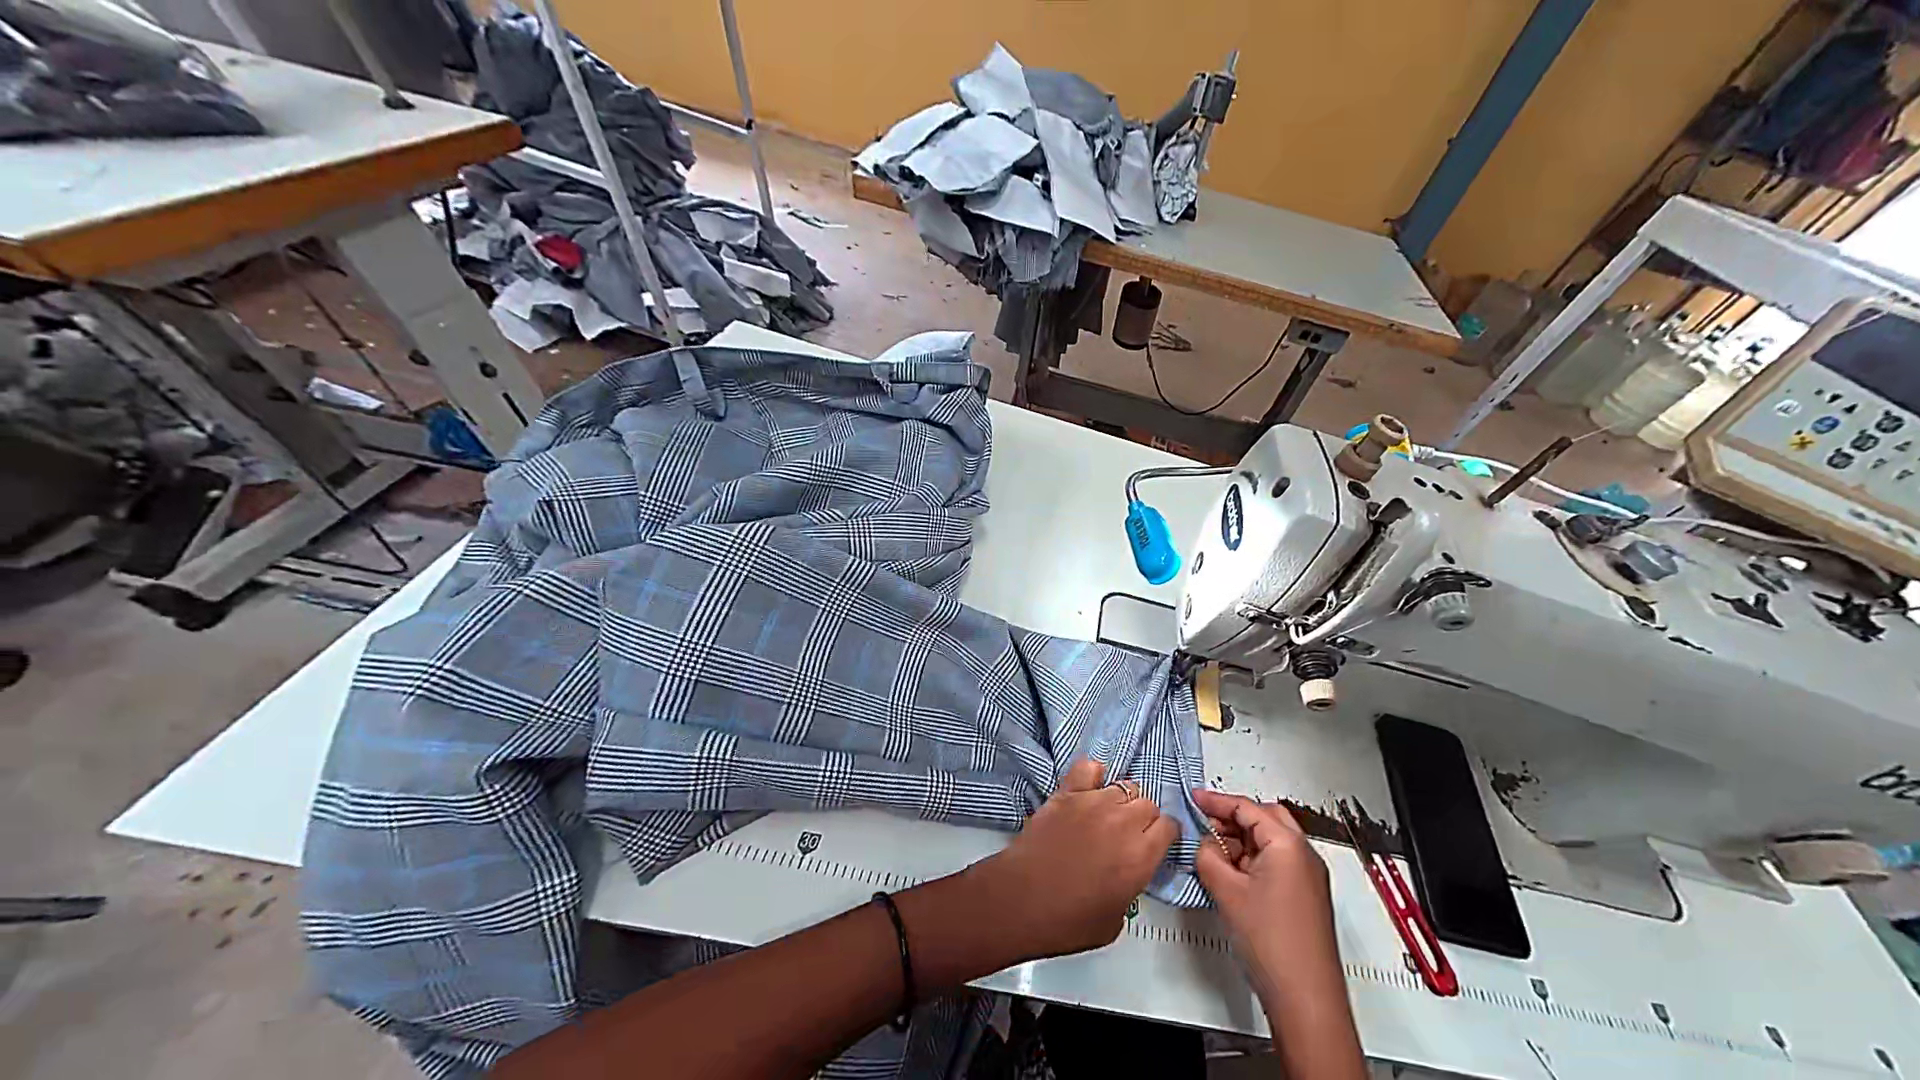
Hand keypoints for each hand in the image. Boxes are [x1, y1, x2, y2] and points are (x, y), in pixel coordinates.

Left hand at [964, 758, 1177, 963]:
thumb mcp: (1115, 918)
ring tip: (1105, 816)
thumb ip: (1130, 886)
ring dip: (1119, 801)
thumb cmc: (1068, 920)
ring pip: (1123, 786)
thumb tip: (1125, 874)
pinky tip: (1088, 788)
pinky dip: (1093, 775)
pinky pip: (1088, 768)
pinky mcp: (1067, 793)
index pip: (1169, 827)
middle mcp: (1123, 823)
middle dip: (1142, 818)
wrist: (1023, 900)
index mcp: (1141, 856)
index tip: (1153, 843)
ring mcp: (1094, 803)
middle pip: (1147, 804)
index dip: (1162, 835)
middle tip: (1126, 834)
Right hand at [1192, 789, 1340, 1009]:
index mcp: (1288, 845)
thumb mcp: (1225, 889)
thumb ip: (1207, 855)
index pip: (1247, 807)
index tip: (1195, 798)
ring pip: (1271, 840)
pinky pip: (1277, 861)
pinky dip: (1253, 859)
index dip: (1216, 801)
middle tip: (1205, 825)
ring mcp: (1309, 876)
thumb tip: (1206, 844)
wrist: (1304, 996)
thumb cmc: (1271, 942)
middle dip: (1233, 817)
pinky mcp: (1306, 895)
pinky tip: (1232, 875)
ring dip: (1242, 840)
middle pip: (1265, 817)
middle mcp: (1305, 855)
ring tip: (1215, 854)